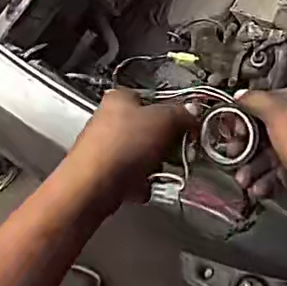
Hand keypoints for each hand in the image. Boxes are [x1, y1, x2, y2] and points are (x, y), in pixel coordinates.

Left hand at [64, 89, 194, 205]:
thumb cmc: (125, 145)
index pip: (152, 98)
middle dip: (163, 144)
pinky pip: (129, 175)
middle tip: (174, 152)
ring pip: (139, 154)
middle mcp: (108, 118)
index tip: (187, 125)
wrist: (93, 187)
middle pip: (147, 127)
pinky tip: (140, 187)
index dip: (172, 112)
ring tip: (156, 172)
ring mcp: (103, 146)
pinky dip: (137, 183)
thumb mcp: (163, 122)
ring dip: (152, 166)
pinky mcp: (101, 172)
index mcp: (120, 97)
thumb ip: (181, 114)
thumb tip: (193, 110)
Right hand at [235, 89, 286, 204]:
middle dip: (244, 147)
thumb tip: (240, 93)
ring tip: (244, 180)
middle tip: (234, 158)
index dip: (240, 118)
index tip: (231, 132)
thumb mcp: (278, 116)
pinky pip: (278, 172)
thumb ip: (256, 101)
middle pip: (259, 131)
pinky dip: (267, 180)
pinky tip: (259, 189)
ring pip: (267, 154)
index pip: (256, 103)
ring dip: (253, 167)